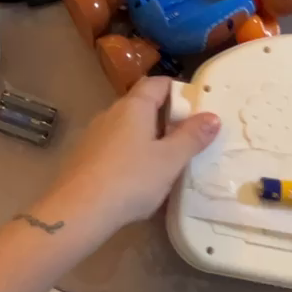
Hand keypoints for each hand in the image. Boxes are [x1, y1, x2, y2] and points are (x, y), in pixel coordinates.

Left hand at [28, 76, 220, 236]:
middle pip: (141, 104)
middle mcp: (110, 112)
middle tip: (188, 137)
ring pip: (127, 126)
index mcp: (133, 106)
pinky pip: (114, 144)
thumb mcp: (169, 160)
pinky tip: (139, 175)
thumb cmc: (130, 179)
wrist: (79, 209)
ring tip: (167, 158)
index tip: (197, 107)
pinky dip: (130, 151)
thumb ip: (191, 137)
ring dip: (147, 136)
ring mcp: (94, 133)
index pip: (157, 83)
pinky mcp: (84, 154)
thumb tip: (212, 116)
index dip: (178, 90)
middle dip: (165, 116)